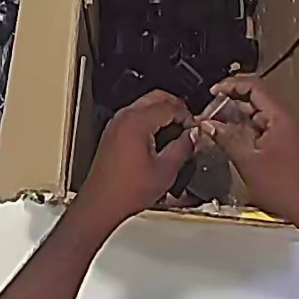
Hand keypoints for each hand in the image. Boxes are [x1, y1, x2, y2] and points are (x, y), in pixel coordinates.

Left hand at [70, 91, 195, 232]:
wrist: (103, 201)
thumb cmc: (127, 189)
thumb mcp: (165, 170)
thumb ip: (183, 147)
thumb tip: (193, 136)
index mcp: (137, 122)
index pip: (169, 106)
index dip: (187, 115)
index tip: (195, 127)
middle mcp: (124, 117)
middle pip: (156, 97)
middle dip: (176, 106)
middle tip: (188, 123)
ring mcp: (116, 123)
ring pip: (144, 103)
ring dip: (162, 111)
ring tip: (177, 131)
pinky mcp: (113, 131)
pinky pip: (135, 114)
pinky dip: (150, 119)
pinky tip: (159, 138)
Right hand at [201, 76, 298, 245]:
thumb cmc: (290, 190)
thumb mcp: (248, 162)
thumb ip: (225, 138)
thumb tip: (209, 124)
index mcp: (280, 117)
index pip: (254, 86)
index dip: (230, 85)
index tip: (214, 92)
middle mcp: (287, 121)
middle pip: (256, 98)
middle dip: (231, 102)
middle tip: (212, 111)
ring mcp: (289, 132)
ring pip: (259, 114)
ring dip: (238, 117)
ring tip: (219, 128)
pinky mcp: (289, 145)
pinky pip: (265, 127)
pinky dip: (248, 130)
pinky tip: (234, 142)